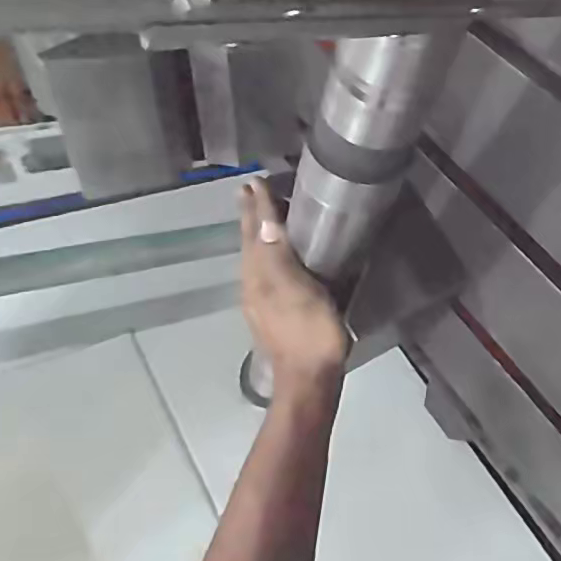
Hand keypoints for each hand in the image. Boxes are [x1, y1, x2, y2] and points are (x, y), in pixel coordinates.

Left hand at [238, 179, 347, 385]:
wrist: (308, 378)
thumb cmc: (310, 333)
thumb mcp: (298, 292)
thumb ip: (280, 258)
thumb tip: (264, 223)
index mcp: (259, 275)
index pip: (254, 232)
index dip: (257, 207)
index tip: (255, 181)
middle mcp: (253, 284)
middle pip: (249, 243)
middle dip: (251, 217)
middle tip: (251, 192)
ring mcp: (262, 301)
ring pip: (256, 257)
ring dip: (257, 233)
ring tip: (263, 217)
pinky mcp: (275, 312)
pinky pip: (266, 271)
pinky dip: (269, 253)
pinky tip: (278, 256)